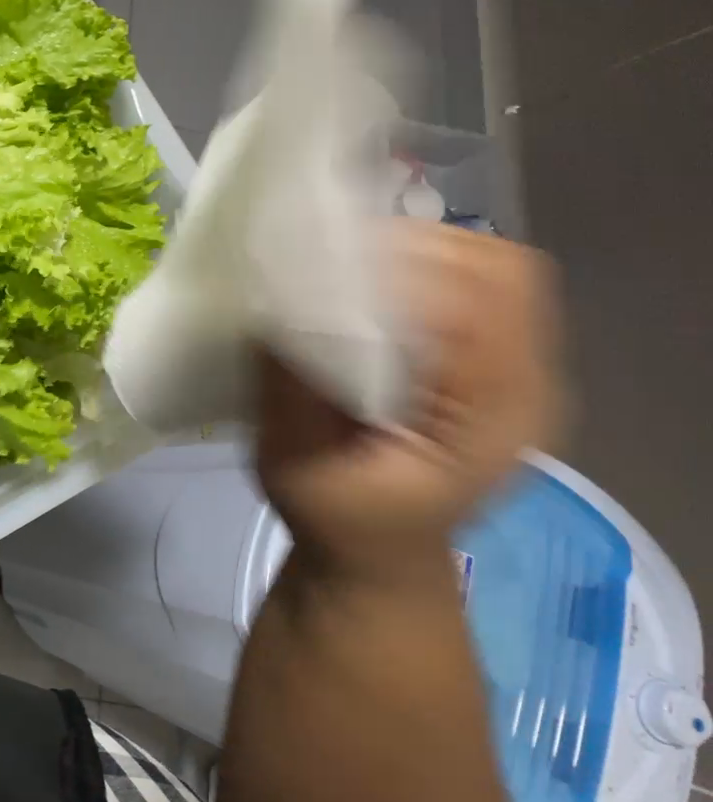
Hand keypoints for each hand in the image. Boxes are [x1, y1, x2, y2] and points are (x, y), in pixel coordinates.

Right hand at [255, 223, 561, 583]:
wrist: (378, 552)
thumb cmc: (336, 517)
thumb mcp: (297, 464)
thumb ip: (293, 391)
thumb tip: (276, 308)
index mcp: (490, 416)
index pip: (477, 305)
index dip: (404, 272)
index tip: (325, 266)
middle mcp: (525, 383)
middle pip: (500, 271)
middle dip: (414, 249)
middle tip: (331, 258)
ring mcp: (518, 369)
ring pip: (493, 268)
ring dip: (418, 253)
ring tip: (345, 265)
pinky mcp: (494, 361)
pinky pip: (477, 287)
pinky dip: (421, 269)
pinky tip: (365, 288)